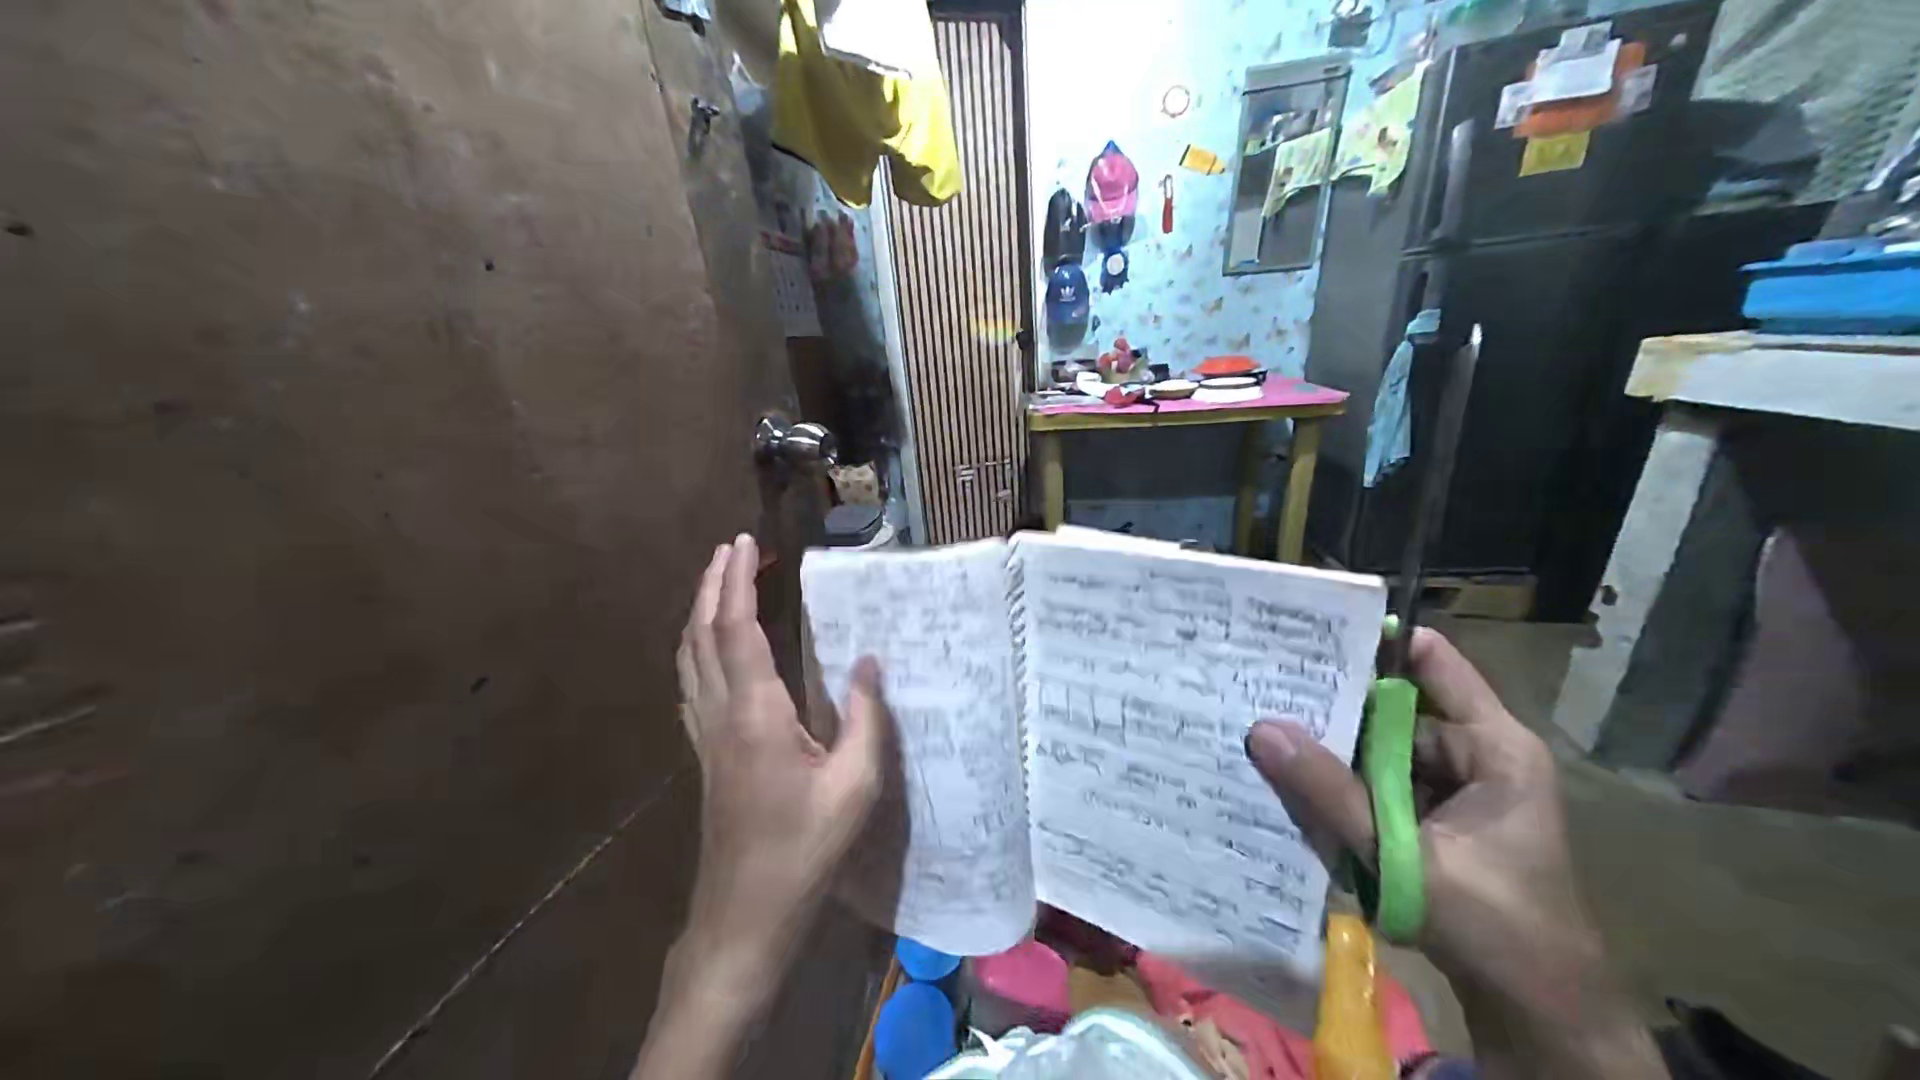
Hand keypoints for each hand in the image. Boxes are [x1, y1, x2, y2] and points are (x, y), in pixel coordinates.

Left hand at [635, 535, 884, 1079]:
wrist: (745, 913)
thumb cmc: (805, 849)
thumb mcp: (856, 786)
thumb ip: (867, 718)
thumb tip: (871, 662)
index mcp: (756, 713)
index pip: (736, 629)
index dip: (736, 581)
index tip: (745, 543)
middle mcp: (720, 714)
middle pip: (702, 634)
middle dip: (712, 585)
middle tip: (729, 549)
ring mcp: (705, 735)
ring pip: (689, 657)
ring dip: (700, 613)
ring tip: (718, 584)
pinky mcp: (704, 754)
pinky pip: (691, 683)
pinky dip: (697, 649)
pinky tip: (710, 651)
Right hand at [1247, 628, 1663, 1078]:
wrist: (1541, 1019)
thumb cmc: (1498, 933)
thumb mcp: (1406, 860)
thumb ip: (1332, 796)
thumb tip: (1262, 730)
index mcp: (1494, 748)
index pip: (1432, 662)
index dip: (1372, 641)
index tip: (1305, 635)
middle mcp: (1471, 754)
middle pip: (1390, 705)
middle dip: (1331, 702)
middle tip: (1261, 686)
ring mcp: (1448, 786)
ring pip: (1375, 747)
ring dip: (1328, 749)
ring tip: (1263, 730)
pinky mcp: (1427, 815)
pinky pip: (1374, 782)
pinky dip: (1339, 784)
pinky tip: (1291, 784)